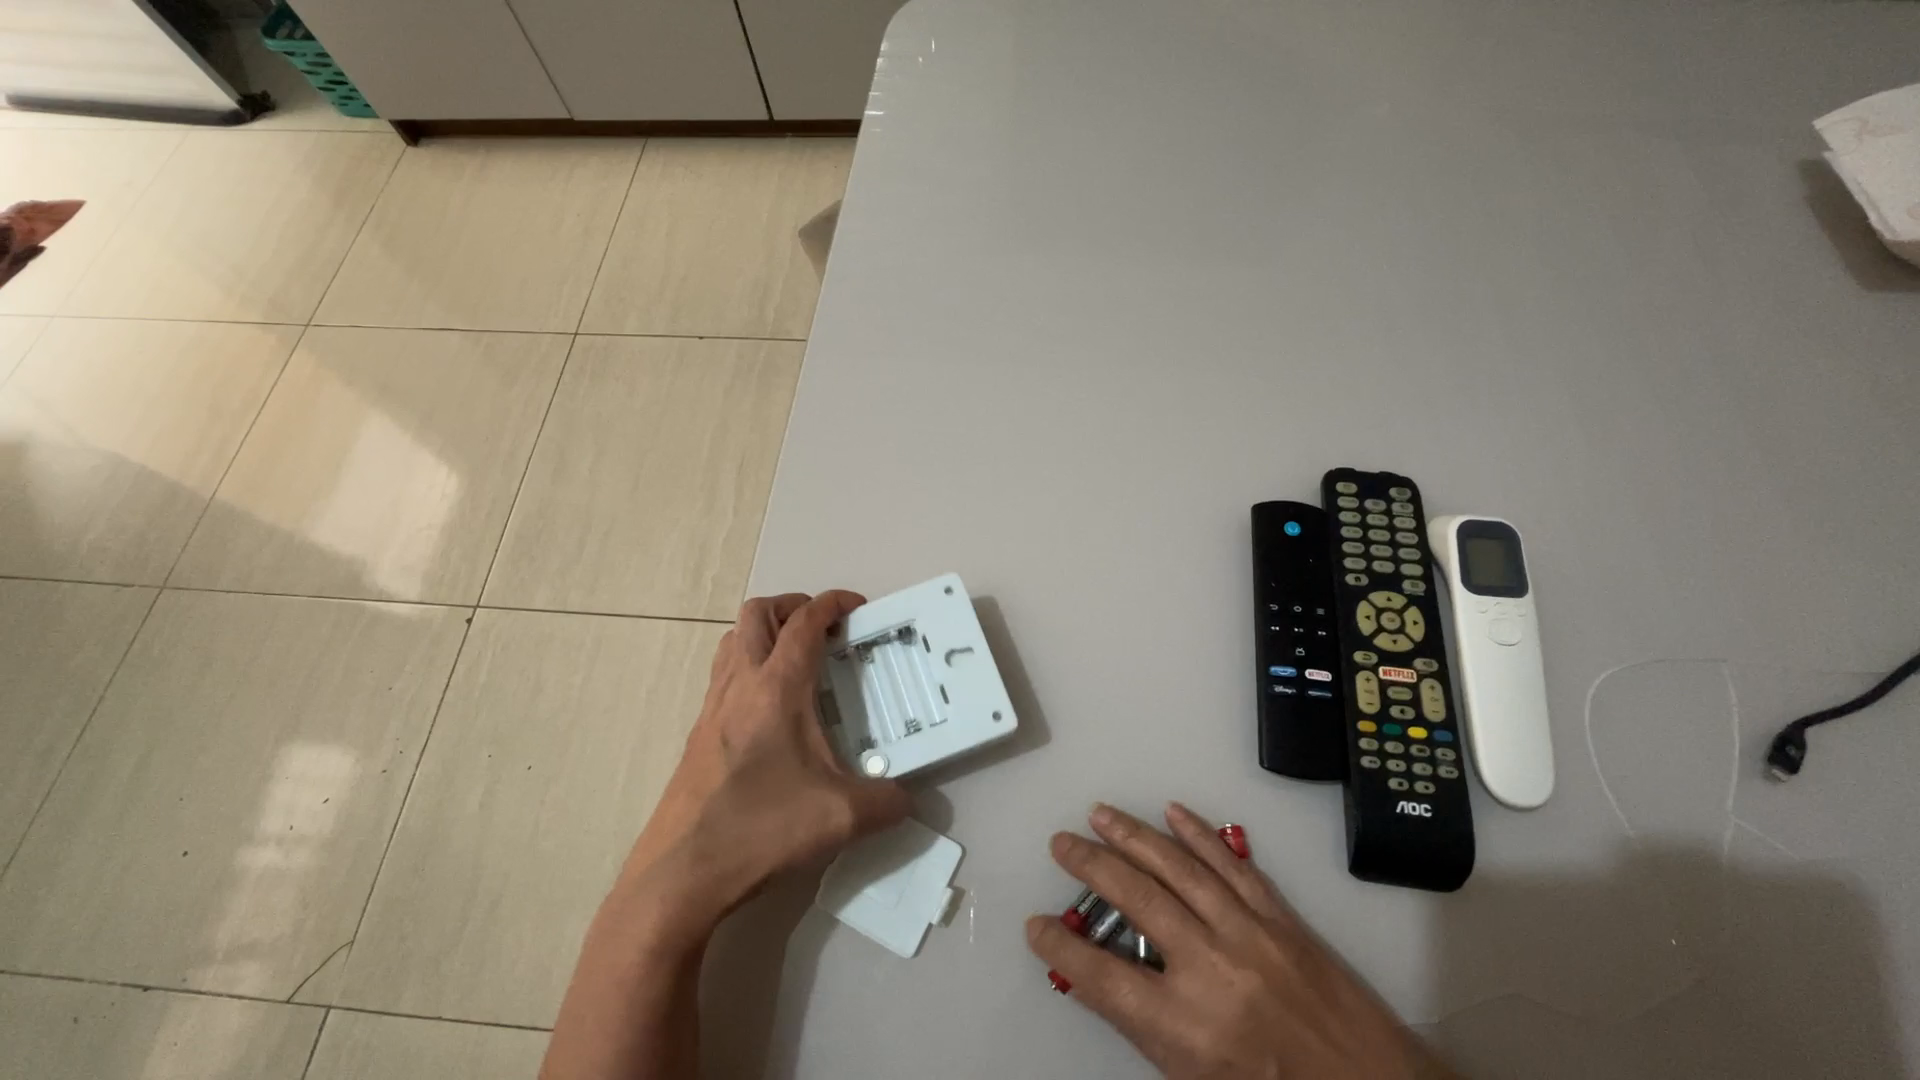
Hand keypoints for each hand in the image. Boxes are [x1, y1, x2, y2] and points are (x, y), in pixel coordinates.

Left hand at [620, 591, 912, 920]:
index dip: (833, 604)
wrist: (682, 874)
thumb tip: (906, 799)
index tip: (859, 608)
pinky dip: (749, 668)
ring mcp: (711, 709)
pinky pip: (723, 676)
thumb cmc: (763, 829)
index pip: (805, 623)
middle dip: (794, 606)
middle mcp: (739, 685)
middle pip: (758, 613)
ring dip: (765, 634)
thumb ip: (886, 802)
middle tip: (824, 629)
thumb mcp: (843, 817)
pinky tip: (772, 712)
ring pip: (733, 641)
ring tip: (798, 661)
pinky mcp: (698, 735)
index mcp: (776, 688)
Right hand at [1026, 803, 1457, 1079]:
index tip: (1034, 924)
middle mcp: (1210, 968)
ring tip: (1100, 813)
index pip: (1100, 977)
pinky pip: (1232, 863)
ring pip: (1178, 868)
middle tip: (1061, 842)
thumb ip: (1141, 1024)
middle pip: (1135, 900)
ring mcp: (1247, 933)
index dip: (1061, 948)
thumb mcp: (1190, 1076)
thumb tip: (1097, 976)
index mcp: (1183, 1025)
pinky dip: (1199, 833)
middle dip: (1090, 865)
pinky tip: (1173, 811)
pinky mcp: (1279, 917)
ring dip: (1133, 835)